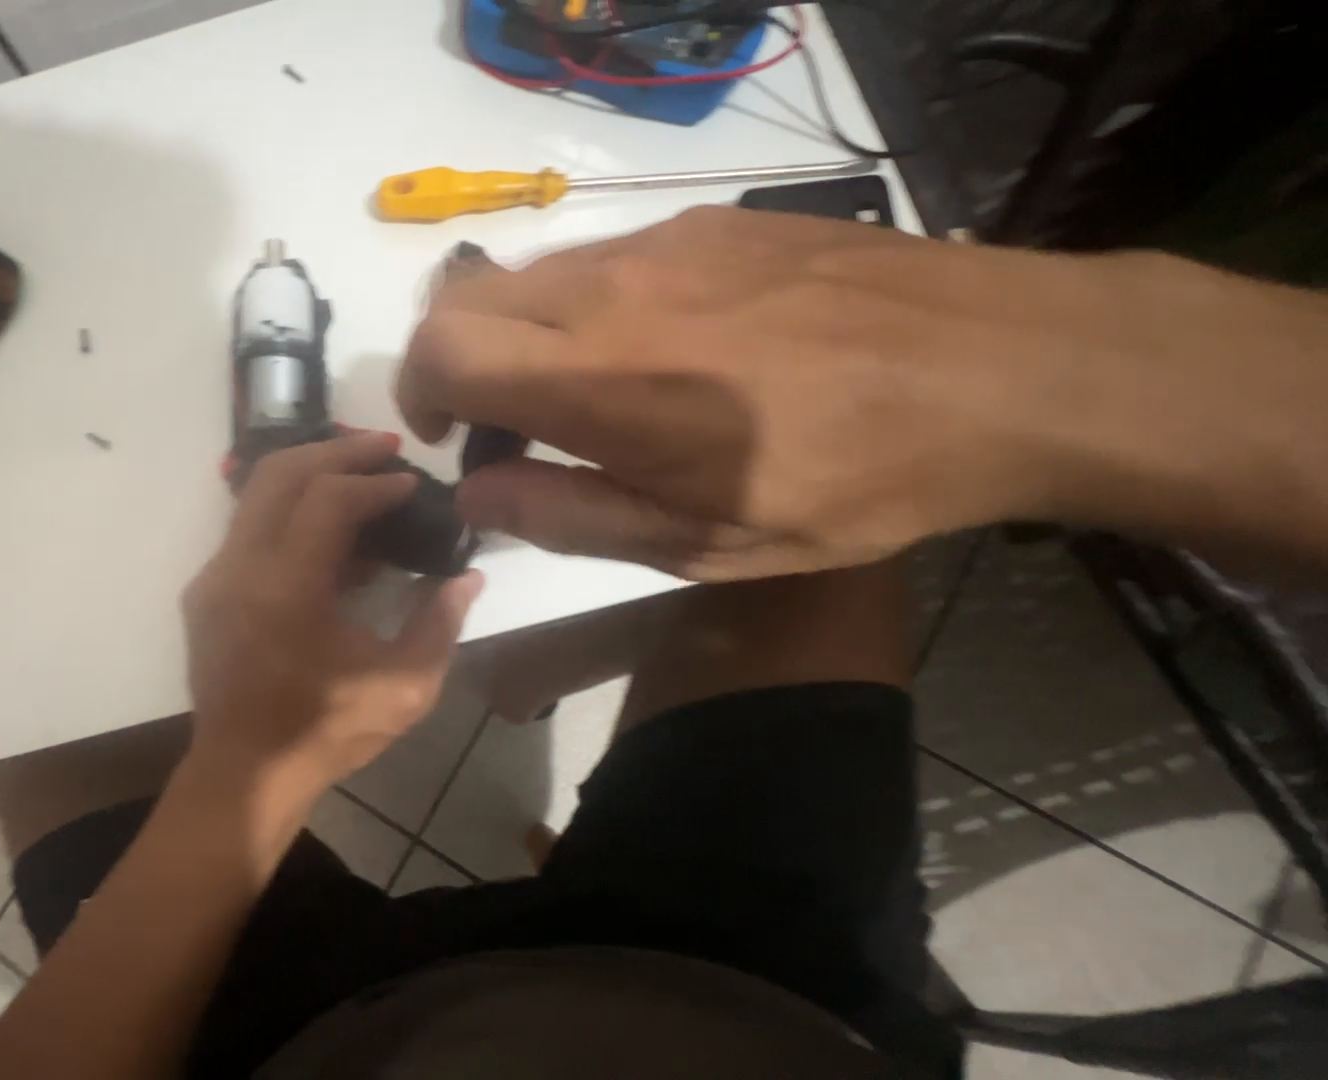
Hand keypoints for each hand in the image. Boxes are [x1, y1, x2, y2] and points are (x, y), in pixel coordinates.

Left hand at [182, 433, 483, 794]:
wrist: (243, 775)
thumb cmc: (325, 733)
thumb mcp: (404, 688)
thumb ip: (439, 624)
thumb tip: (468, 577)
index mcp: (285, 589)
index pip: (327, 499)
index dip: (376, 483)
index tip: (412, 485)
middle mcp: (238, 568)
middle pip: (280, 472)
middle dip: (335, 450)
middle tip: (383, 448)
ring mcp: (213, 576)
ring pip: (256, 493)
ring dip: (309, 473)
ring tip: (360, 476)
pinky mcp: (206, 591)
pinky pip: (249, 527)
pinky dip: (290, 511)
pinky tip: (330, 533)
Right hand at [398, 206, 1324, 578]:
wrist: (1001, 367)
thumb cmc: (845, 480)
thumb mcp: (697, 541)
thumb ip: (565, 514)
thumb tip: (476, 490)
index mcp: (598, 376)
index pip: (440, 347)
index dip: (416, 391)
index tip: (448, 438)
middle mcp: (609, 289)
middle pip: (465, 298)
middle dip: (455, 364)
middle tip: (504, 427)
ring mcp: (661, 242)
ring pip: (530, 277)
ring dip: (521, 339)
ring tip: (585, 399)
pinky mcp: (708, 223)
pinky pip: (602, 260)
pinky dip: (584, 310)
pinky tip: (657, 354)